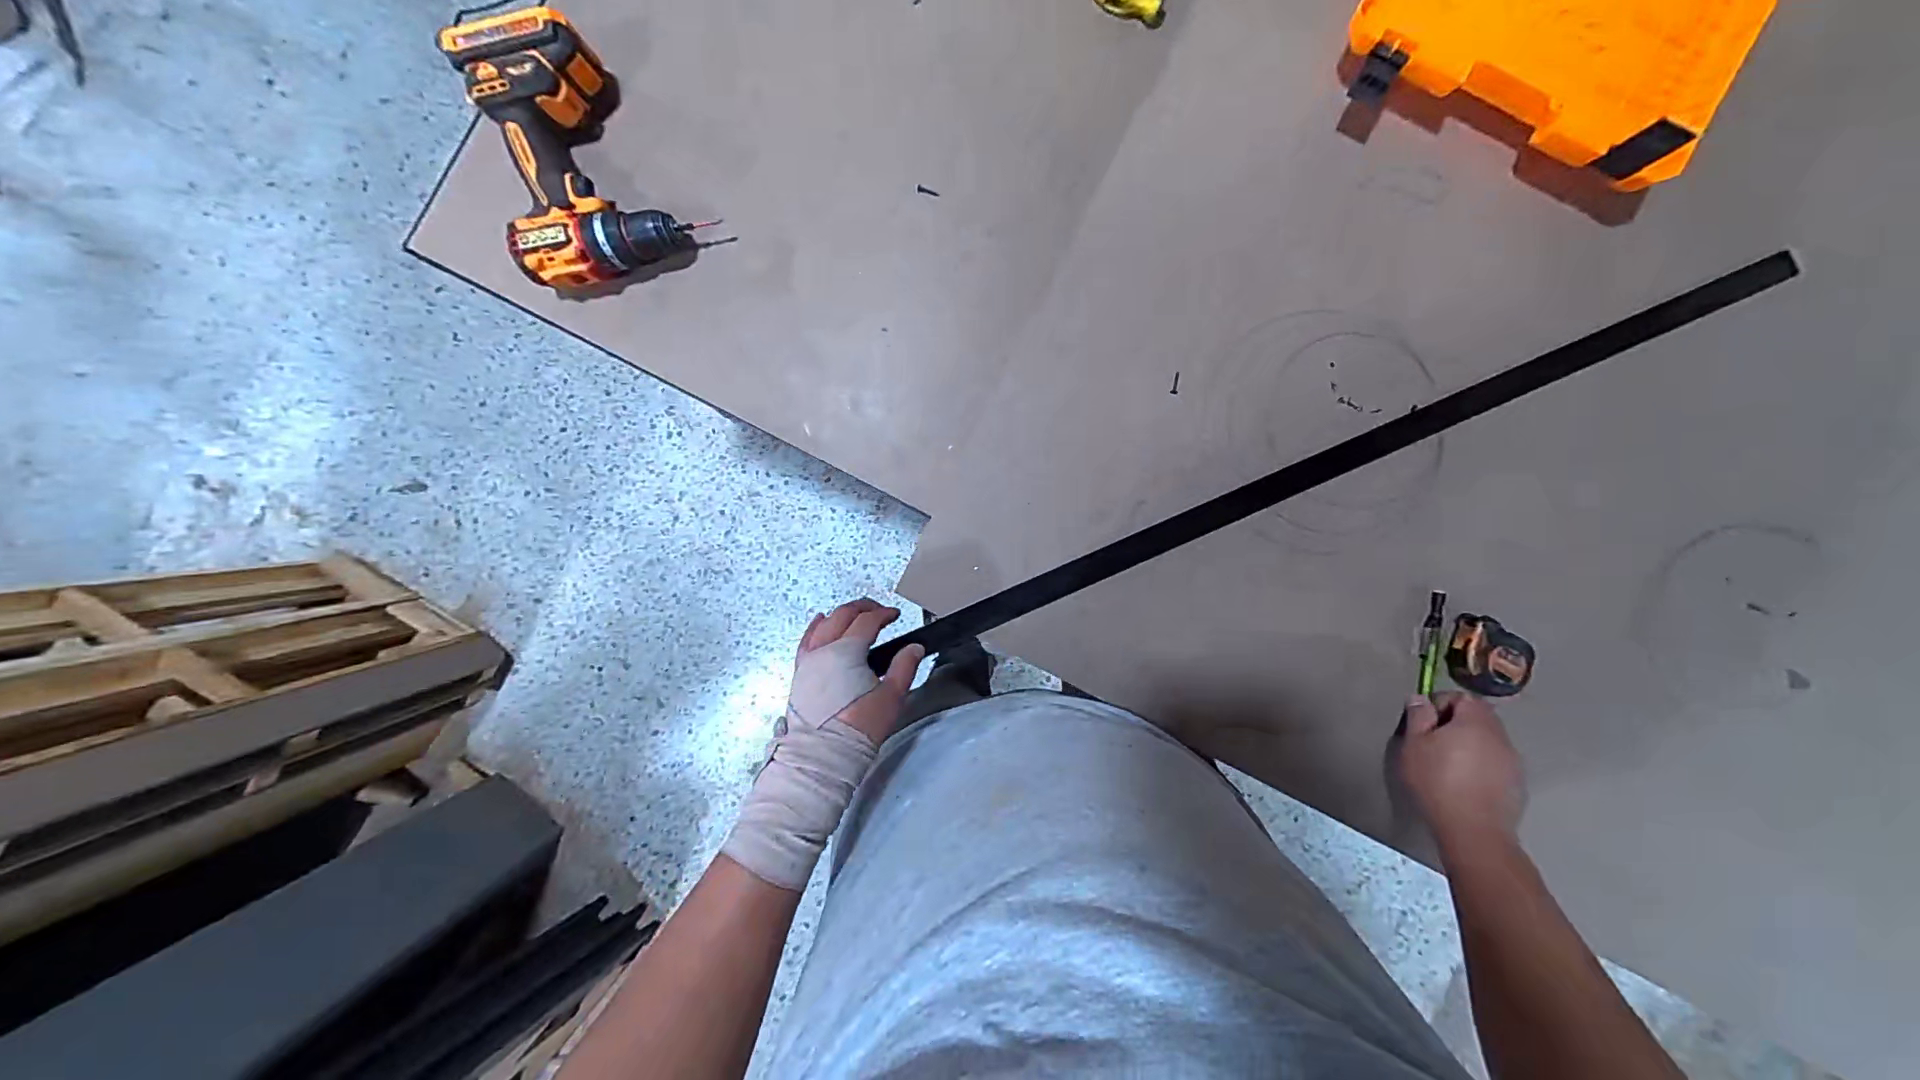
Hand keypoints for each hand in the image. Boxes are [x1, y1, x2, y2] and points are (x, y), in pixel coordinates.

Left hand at [794, 599, 924, 744]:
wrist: (824, 755)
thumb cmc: (856, 729)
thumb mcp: (891, 696)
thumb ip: (904, 667)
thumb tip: (913, 649)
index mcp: (846, 652)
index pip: (867, 620)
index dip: (884, 614)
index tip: (894, 615)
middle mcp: (823, 651)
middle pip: (843, 615)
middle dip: (863, 608)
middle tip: (879, 611)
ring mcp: (809, 662)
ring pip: (823, 625)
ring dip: (840, 615)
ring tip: (853, 614)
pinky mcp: (801, 674)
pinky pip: (806, 641)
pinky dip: (815, 628)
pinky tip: (819, 624)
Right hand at [1398, 692, 1525, 850]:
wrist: (1473, 830)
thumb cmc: (1437, 781)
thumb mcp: (1414, 744)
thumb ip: (1417, 716)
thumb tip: (1420, 699)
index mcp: (1476, 722)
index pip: (1463, 697)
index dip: (1441, 703)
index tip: (1424, 721)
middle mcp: (1501, 737)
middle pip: (1479, 717)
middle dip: (1455, 723)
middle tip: (1432, 741)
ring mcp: (1513, 762)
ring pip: (1488, 741)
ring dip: (1469, 744)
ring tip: (1447, 764)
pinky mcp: (1517, 785)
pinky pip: (1496, 763)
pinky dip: (1480, 764)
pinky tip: (1464, 783)